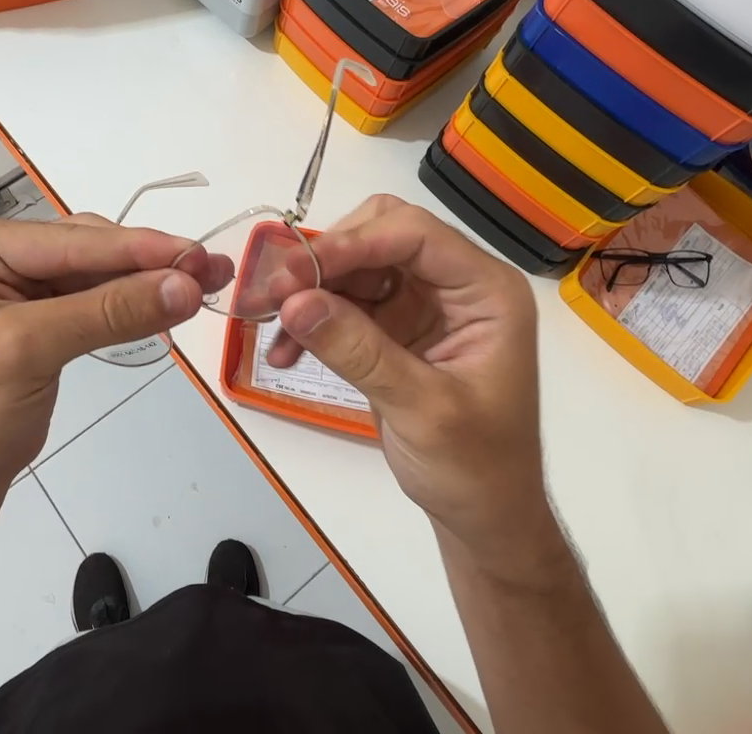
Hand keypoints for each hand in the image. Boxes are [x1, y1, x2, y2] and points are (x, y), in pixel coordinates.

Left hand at [0, 210, 209, 532]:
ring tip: (207, 283)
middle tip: (215, 271)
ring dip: (148, 282)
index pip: (70, 240)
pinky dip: (129, 305)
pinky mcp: (33, 317)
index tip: (202, 255)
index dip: (141, 249)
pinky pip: (90, 300)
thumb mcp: (30, 351)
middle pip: (87, 249)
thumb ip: (111, 311)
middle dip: (150, 264)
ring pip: (95, 273)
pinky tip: (168, 303)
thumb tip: (189, 284)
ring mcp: (12, 284)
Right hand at [266, 196, 551, 572]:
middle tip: (277, 291)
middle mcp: (454, 284)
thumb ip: (359, 351)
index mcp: (486, 291)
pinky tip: (283, 352)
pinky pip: (342, 302)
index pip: (415, 236)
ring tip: (265, 320)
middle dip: (326, 259)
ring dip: (309, 289)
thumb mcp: (421, 409)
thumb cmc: (475, 466)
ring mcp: (421, 302)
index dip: (353, 243)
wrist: (481, 514)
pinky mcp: (393, 325)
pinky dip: (311, 319)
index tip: (294, 271)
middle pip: (380, 236)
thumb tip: (293, 302)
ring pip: (354, 265)